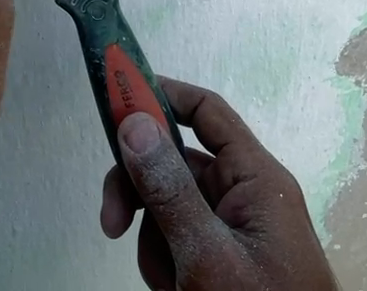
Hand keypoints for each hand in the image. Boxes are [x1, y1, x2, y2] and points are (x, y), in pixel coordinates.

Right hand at [100, 78, 337, 290]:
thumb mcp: (206, 256)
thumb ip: (167, 188)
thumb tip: (134, 120)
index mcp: (256, 179)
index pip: (205, 111)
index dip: (161, 94)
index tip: (114, 98)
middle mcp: (244, 195)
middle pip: (173, 162)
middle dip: (139, 191)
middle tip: (111, 222)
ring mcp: (233, 230)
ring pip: (168, 205)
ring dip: (154, 241)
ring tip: (170, 285)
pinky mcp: (223, 260)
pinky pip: (176, 239)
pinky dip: (165, 263)